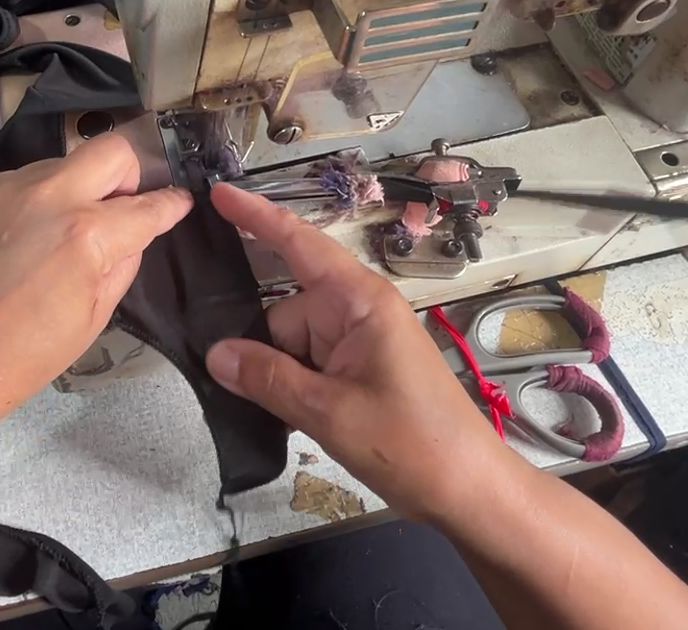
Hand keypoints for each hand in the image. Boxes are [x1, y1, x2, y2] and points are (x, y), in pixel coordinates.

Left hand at [0, 135, 192, 448]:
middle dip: (131, 174)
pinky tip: (24, 238)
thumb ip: (125, 262)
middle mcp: (49, 196)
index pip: (149, 205)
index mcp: (86, 235)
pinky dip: (40, 200)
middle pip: (112, 149)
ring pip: (65, 163)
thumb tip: (136, 231)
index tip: (179, 202)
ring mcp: (8, 187)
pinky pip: (27, 180)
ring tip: (63, 233)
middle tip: (122, 208)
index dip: (172, 204)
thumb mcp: (95, 317)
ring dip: (79, 188)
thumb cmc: (22, 358)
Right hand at [203, 184, 518, 523]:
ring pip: (290, 343)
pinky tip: (285, 419)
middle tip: (227, 380)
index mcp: (358, 299)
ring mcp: (357, 341)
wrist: (471, 494)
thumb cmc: (412, 443)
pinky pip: (307, 364)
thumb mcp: (330, 412)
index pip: (298, 243)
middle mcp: (355, 310)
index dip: (255, 215)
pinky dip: (291, 387)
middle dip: (259, 344)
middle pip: (283, 311)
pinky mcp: (358, 369)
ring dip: (276, 374)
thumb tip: (216, 354)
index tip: (218, 193)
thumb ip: (268, 378)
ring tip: (272, 415)